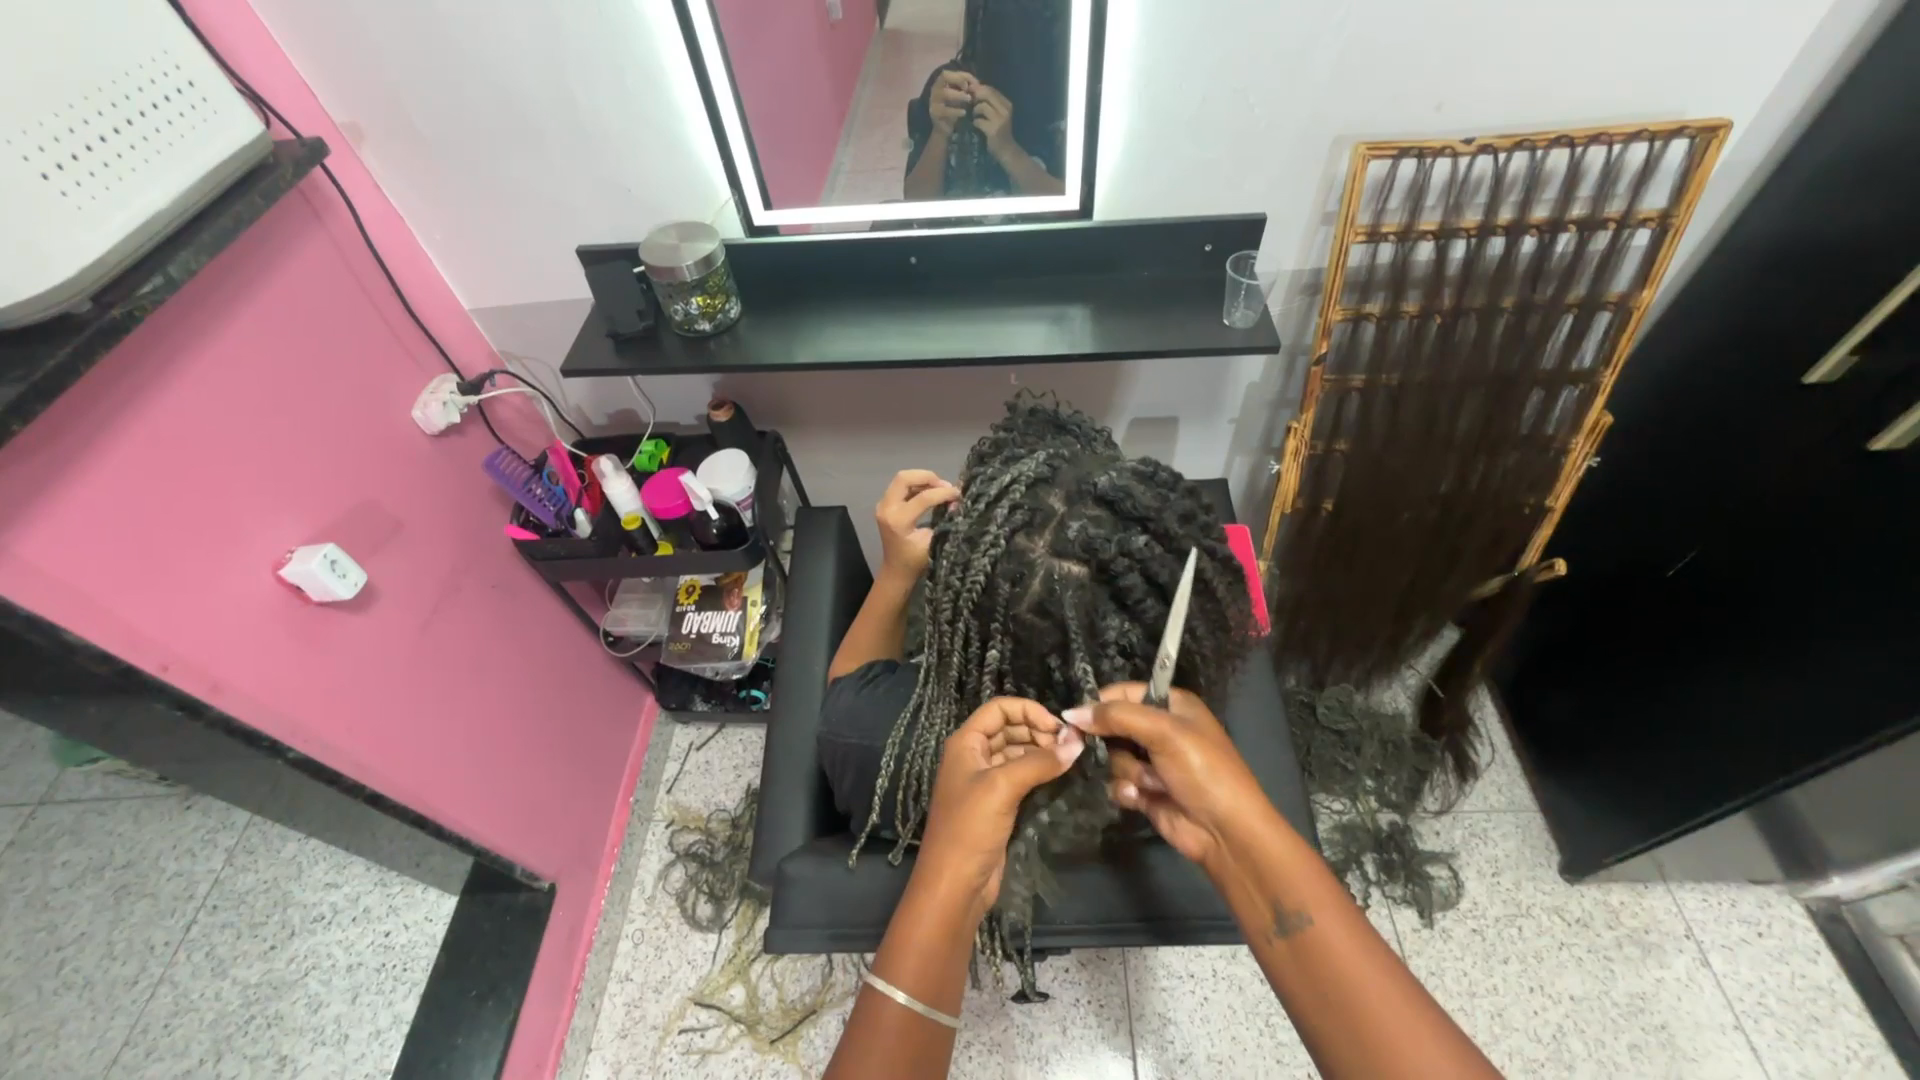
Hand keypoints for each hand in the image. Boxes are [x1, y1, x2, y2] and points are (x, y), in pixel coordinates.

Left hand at [875, 469, 959, 580]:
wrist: (896, 570)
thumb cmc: (915, 561)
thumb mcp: (934, 543)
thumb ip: (945, 520)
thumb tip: (955, 502)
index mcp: (898, 521)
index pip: (923, 497)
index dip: (943, 493)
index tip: (958, 494)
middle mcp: (887, 509)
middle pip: (905, 477)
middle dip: (928, 477)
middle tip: (945, 486)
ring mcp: (883, 505)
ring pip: (902, 479)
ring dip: (923, 480)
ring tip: (940, 489)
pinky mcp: (885, 504)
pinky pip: (901, 486)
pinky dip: (917, 485)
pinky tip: (931, 492)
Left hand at [917, 698, 1084, 919]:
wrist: (954, 884)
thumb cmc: (970, 827)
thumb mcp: (1002, 787)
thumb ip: (1039, 762)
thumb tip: (1076, 744)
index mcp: (965, 743)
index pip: (999, 709)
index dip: (1028, 711)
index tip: (1058, 728)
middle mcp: (973, 757)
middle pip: (1010, 729)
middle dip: (1039, 731)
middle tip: (1070, 748)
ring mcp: (985, 782)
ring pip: (1017, 754)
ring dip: (1042, 753)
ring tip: (1070, 761)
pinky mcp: (997, 805)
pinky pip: (1021, 778)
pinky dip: (1040, 773)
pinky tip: (1061, 778)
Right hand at [929, 69, 974, 134]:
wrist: (945, 128)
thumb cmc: (954, 108)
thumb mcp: (961, 95)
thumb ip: (968, 87)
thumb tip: (977, 83)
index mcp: (941, 82)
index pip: (949, 71)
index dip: (961, 75)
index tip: (972, 84)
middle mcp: (935, 89)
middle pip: (945, 76)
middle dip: (959, 81)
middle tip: (970, 89)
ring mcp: (934, 101)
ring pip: (945, 93)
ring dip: (959, 95)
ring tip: (969, 100)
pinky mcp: (935, 114)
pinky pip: (945, 110)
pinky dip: (956, 111)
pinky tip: (964, 112)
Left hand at [969, 84, 1018, 160]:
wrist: (1006, 151)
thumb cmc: (1000, 132)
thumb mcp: (998, 114)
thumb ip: (990, 102)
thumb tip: (975, 89)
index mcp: (1007, 104)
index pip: (991, 89)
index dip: (979, 88)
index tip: (971, 92)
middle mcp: (1005, 110)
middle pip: (987, 94)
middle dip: (976, 96)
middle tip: (970, 102)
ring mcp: (1000, 121)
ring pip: (982, 107)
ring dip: (975, 111)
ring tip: (974, 116)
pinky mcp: (993, 131)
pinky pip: (979, 121)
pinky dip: (975, 122)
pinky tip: (976, 126)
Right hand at [1063, 684, 1270, 872]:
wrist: (1224, 831)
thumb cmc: (1201, 770)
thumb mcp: (1163, 732)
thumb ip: (1117, 717)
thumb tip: (1071, 713)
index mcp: (1171, 704)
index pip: (1123, 692)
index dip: (1100, 704)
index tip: (1077, 720)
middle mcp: (1160, 729)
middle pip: (1112, 725)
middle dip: (1113, 743)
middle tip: (1113, 752)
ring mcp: (1152, 761)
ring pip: (1113, 757)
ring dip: (1128, 771)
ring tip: (1151, 783)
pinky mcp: (1145, 789)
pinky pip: (1117, 782)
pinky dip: (1127, 790)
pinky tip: (1142, 799)